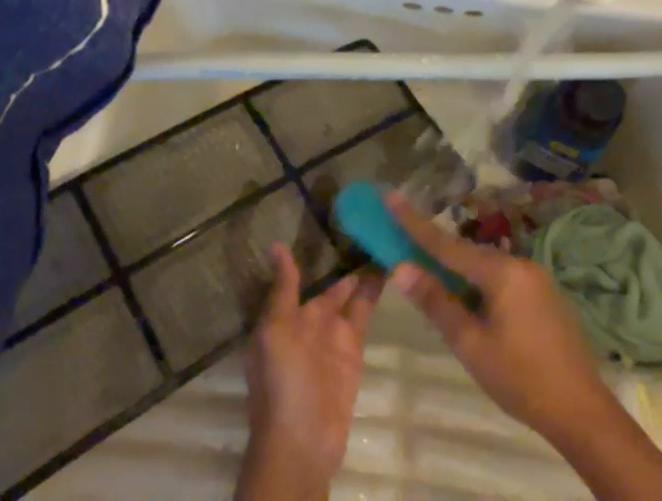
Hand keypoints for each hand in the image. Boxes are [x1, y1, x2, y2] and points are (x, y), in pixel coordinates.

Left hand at [238, 244, 383, 499]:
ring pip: (351, 296)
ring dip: (363, 274)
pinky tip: (387, 273)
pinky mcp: (354, 351)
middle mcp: (308, 320)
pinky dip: (372, 297)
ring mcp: (333, 335)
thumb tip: (278, 245)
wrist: (302, 439)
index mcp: (283, 315)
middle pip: (329, 285)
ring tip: (381, 239)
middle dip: (343, 260)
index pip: (297, 276)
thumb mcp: (274, 330)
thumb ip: (283, 289)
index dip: (309, 253)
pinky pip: (363, 317)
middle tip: (365, 223)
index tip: (324, 222)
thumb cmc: (281, 381)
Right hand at [384, 193, 606, 439]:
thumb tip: (400, 267)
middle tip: (401, 244)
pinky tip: (467, 302)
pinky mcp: (546, 296)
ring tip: (428, 277)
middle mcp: (521, 265)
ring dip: (456, 271)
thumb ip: (436, 301)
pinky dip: (478, 284)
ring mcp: (538, 279)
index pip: (446, 243)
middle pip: (466, 252)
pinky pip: (502, 279)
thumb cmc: (521, 379)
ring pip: (484, 267)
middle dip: (433, 249)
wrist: (583, 412)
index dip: (413, 221)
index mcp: (502, 272)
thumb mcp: (470, 344)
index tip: (390, 195)